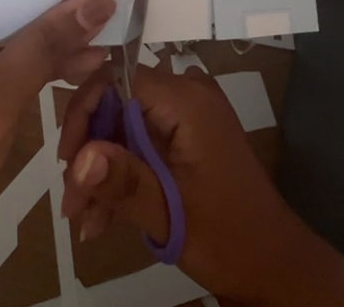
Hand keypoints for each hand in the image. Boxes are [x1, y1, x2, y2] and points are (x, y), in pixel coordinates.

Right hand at [58, 65, 343, 306]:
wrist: (275, 264)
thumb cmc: (228, 236)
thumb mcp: (169, 212)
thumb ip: (123, 182)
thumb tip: (78, 158)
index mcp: (187, 102)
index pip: (118, 79)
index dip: (85, 112)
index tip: (67, 159)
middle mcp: (188, 97)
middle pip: (119, 104)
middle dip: (90, 151)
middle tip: (73, 203)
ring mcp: (189, 117)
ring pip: (126, 127)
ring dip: (102, 169)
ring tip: (85, 220)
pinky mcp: (188, 139)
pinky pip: (143, 142)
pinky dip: (122, 174)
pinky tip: (103, 217)